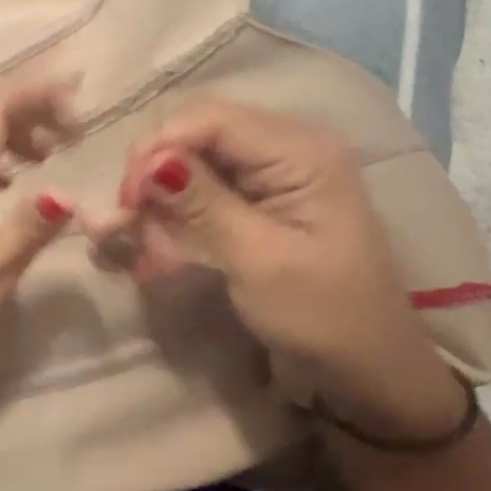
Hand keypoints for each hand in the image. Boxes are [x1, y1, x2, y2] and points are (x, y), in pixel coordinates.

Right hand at [97, 103, 466, 441]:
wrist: (366, 372)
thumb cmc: (321, 317)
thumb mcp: (259, 260)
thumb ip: (203, 204)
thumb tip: (149, 160)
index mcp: (301, 150)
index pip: (209, 117)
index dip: (158, 148)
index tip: (126, 202)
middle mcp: (287, 149)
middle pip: (197, 134)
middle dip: (154, 175)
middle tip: (125, 226)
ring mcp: (274, 178)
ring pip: (194, 164)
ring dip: (159, 201)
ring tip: (139, 247)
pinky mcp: (261, 207)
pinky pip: (204, 193)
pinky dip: (175, 218)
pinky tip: (157, 253)